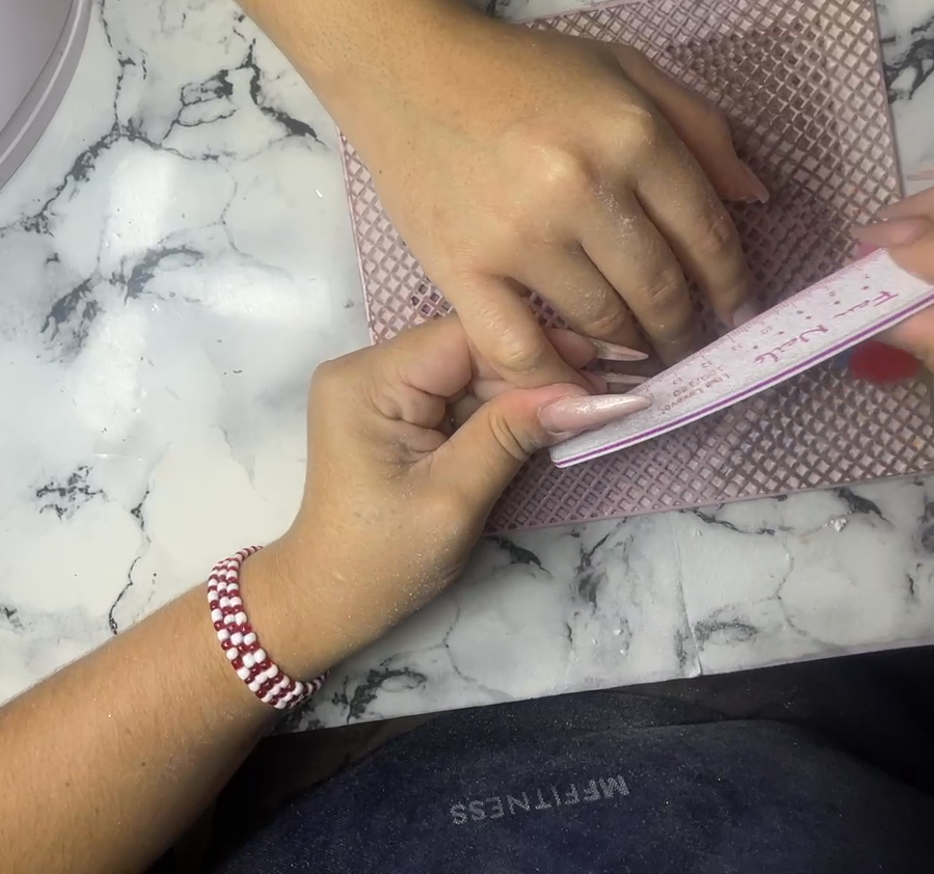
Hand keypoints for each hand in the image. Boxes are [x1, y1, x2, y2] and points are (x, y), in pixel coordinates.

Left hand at [245, 318, 650, 678]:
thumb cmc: (384, 558)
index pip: (463, 337)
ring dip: (518, 389)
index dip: (533, 349)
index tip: (599, 369)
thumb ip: (515, 434)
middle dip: (531, 371)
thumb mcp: (455, 496)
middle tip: (602, 389)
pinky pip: (450, 390)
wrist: (330, 596)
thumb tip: (598, 395)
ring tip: (582, 404)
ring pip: (463, 367)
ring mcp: (373, 385)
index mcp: (366, 382)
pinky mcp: (387, 406)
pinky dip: (493, 406)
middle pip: (464, 347)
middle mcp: (363, 368)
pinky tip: (538, 416)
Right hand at [335, 15, 765, 382]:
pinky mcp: (462, 271)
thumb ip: (700, 126)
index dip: (732, 285)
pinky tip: (575, 386)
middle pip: (659, 288)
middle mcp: (581, 190)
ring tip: (640, 355)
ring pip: (600, 323)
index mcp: (631, 135)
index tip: (736, 312)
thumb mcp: (625, 68)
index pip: (707, 234)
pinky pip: (518, 347)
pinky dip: (554, 378)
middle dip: (686, 327)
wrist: (407, 75)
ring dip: (632, 350)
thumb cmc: (517, 71)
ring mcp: (518, 238)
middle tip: (689, 343)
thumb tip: (755, 199)